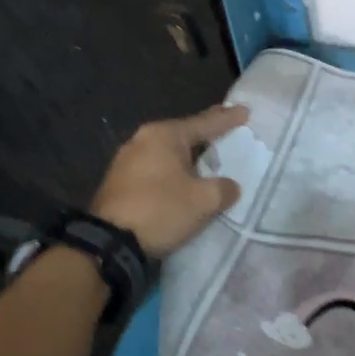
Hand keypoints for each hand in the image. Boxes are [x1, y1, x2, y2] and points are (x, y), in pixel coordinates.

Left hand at [90, 105, 247, 257]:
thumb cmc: (160, 210)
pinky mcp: (119, 182)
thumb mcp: (204, 200)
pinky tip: (185, 177)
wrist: (108, 244)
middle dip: (207, 133)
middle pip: (185, 133)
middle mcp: (143, 140)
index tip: (245, 111)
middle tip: (229, 127)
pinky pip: (157, 167)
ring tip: (210, 156)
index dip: (228, 118)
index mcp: (164, 135)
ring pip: (169, 151)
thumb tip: (228, 186)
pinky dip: (175, 170)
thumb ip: (224, 188)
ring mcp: (127, 161)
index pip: (205, 123)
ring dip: (190, 155)